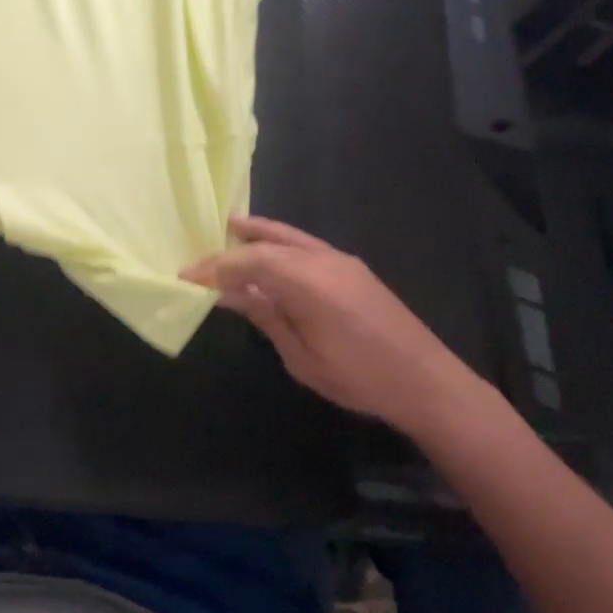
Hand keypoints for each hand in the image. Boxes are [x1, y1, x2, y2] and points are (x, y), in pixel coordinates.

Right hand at [181, 216, 489, 433]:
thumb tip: (227, 294)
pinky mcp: (353, 269)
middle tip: (199, 264)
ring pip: (289, 237)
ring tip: (229, 229)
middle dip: (229, 252)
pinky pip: (306, 245)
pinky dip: (280, 242)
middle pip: (265, 245)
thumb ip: (265, 315)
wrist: (428, 383)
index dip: (213, 268)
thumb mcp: (300, 355)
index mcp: (307, 283)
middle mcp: (323, 261)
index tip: (185, 278)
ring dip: (257, 235)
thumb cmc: (358, 377)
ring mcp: (341, 262)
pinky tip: (268, 251)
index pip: (247, 262)